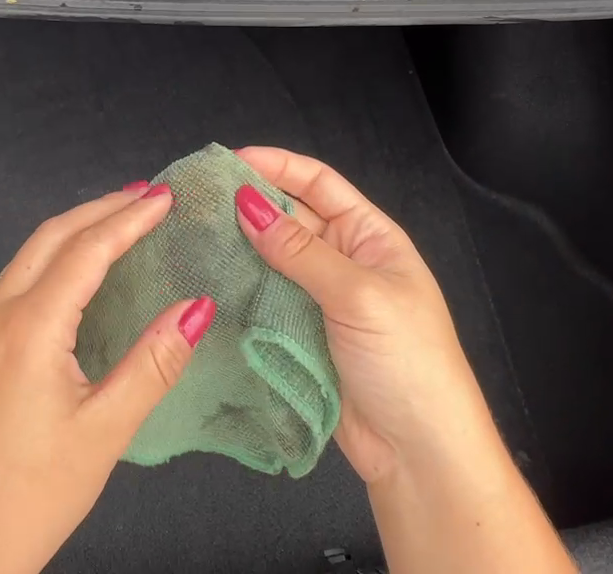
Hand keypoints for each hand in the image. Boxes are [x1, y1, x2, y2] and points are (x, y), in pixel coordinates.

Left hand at [0, 183, 215, 573]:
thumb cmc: (34, 494)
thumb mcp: (104, 432)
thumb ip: (153, 363)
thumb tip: (198, 306)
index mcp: (29, 327)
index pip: (86, 251)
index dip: (129, 218)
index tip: (166, 197)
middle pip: (51, 236)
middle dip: (100, 208)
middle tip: (148, 194)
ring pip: (28, 254)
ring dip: (75, 229)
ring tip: (120, 219)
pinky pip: (16, 280)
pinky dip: (53, 258)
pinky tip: (77, 271)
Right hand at [231, 147, 479, 483]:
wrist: (419, 454)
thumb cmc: (408, 362)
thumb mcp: (359, 297)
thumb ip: (301, 251)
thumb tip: (247, 203)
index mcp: (370, 236)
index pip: (319, 183)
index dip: (278, 166)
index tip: (230, 159)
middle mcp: (342, 258)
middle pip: (290, 216)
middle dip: (250, 202)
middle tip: (199, 196)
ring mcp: (317, 297)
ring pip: (270, 257)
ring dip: (238, 244)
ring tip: (193, 230)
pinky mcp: (297, 332)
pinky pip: (262, 296)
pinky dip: (237, 284)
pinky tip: (206, 274)